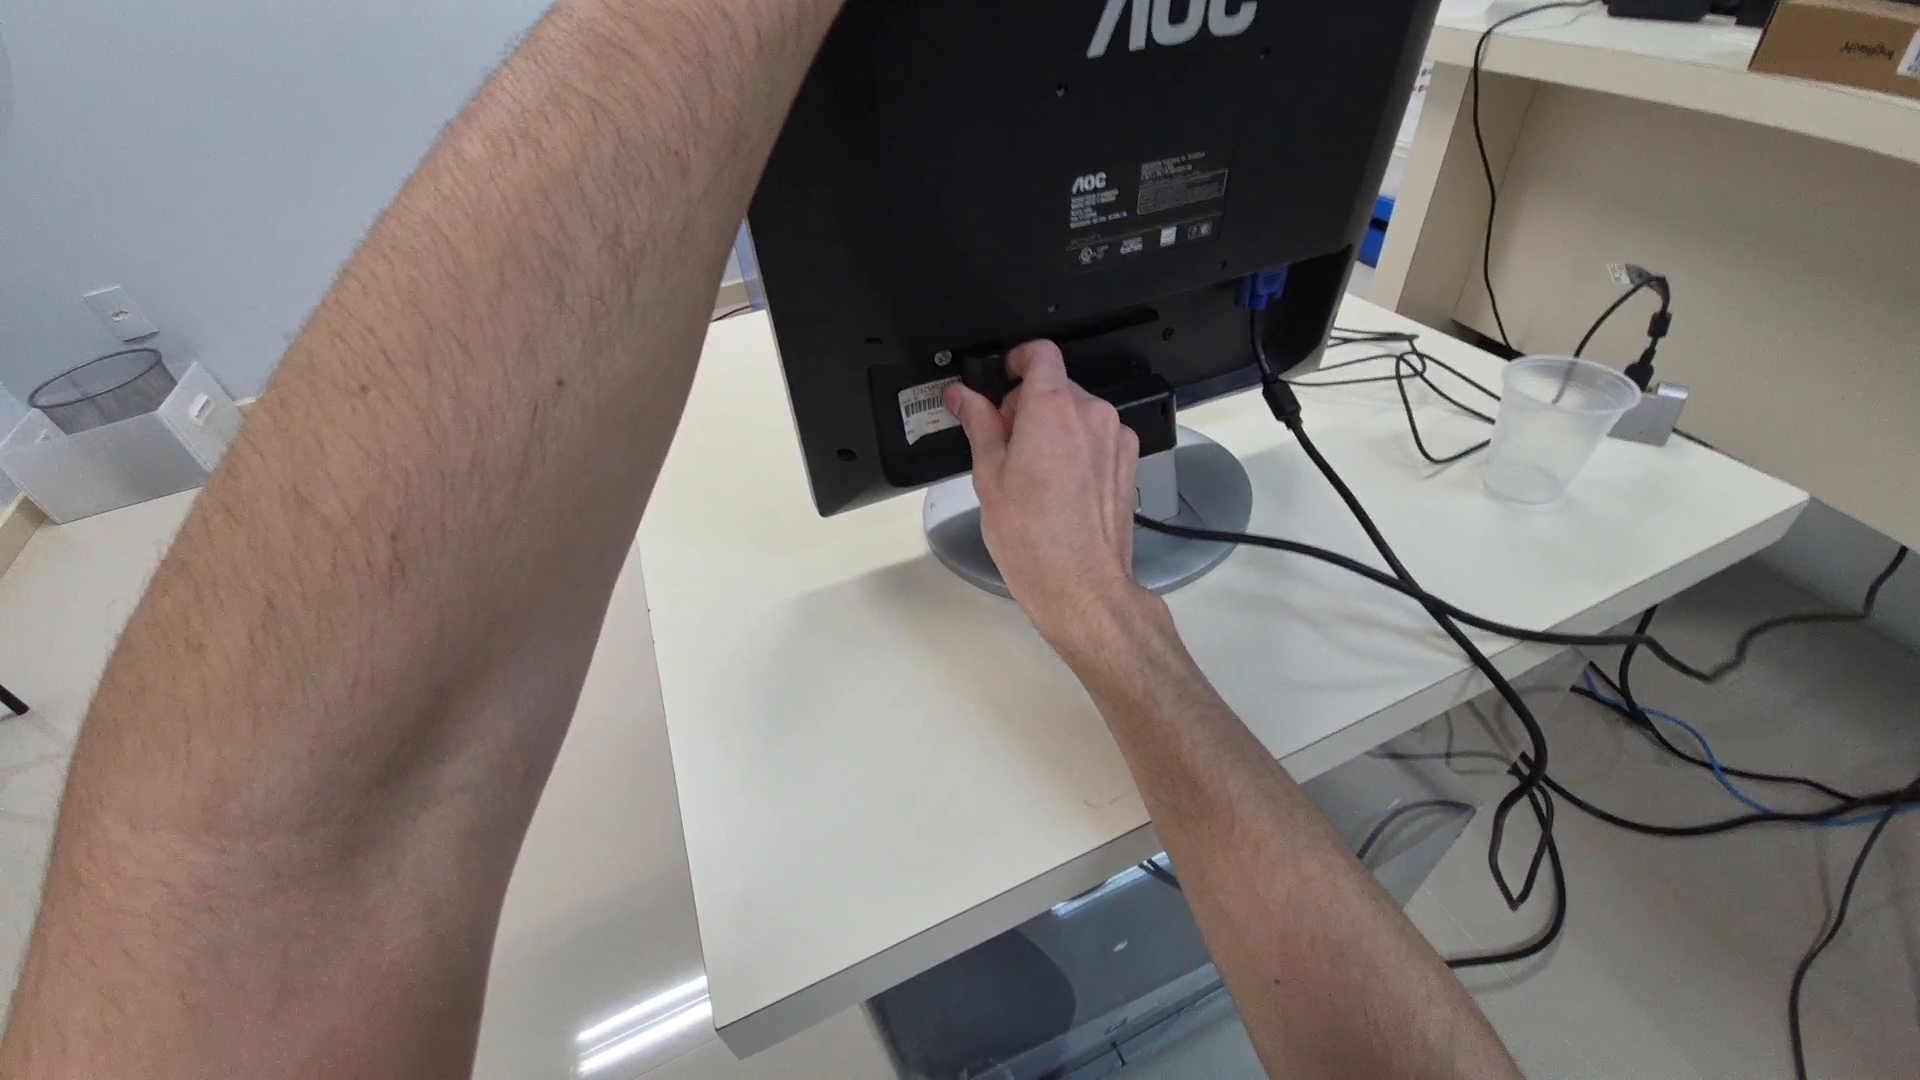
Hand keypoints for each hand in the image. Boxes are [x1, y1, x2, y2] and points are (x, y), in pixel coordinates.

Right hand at [945, 341, 1158, 651]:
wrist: (1081, 586)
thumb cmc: (1036, 542)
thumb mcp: (990, 477)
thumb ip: (978, 424)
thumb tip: (963, 397)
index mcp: (1052, 410)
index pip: (1040, 353)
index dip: (1017, 359)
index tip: (1002, 377)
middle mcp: (1091, 416)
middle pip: (1056, 386)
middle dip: (1026, 406)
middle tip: (1004, 445)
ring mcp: (1115, 439)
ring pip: (1077, 413)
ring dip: (1052, 428)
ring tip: (1031, 475)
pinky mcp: (1127, 462)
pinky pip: (1096, 438)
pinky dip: (1076, 448)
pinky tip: (1058, 487)